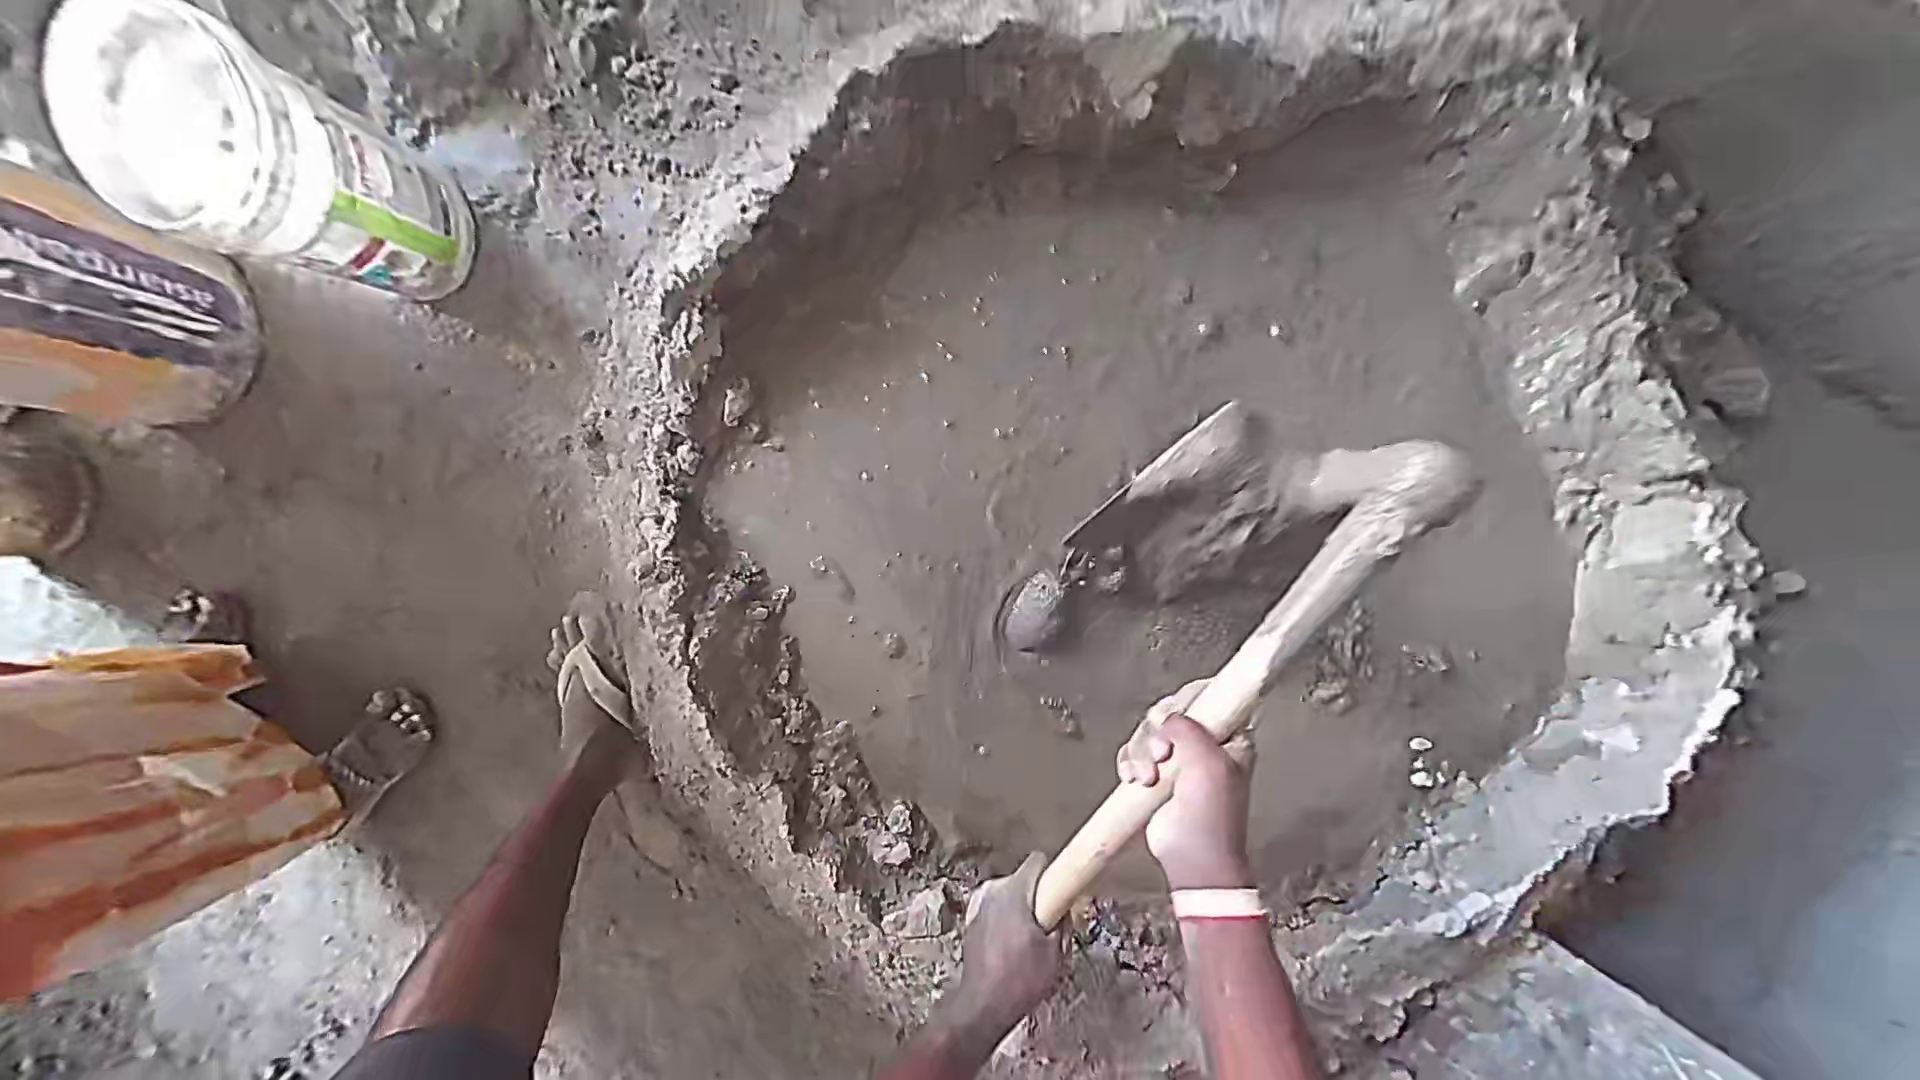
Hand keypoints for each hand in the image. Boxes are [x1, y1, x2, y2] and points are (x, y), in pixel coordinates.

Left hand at [955, 852, 1063, 1023]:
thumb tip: (1063, 908)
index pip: (1038, 862)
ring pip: (1009, 894)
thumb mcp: (1056, 953)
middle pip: (1023, 879)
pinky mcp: (971, 918)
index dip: (1052, 875)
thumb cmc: (1021, 978)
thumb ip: (1063, 922)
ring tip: (1028, 942)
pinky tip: (1010, 948)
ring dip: (1020, 909)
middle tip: (1047, 926)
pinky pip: (996, 908)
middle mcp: (994, 889)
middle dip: (1037, 898)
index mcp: (1015, 889)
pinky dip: (1005, 919)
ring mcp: (979, 903)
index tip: (1059, 895)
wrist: (983, 1005)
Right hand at [1116, 679, 1255, 889]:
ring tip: (1147, 778)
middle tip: (1160, 756)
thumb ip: (1187, 727)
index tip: (1170, 721)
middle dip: (1155, 735)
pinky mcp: (1155, 775)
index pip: (1205, 698)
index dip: (1184, 703)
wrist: (1192, 857)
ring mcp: (1178, 760)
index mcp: (1228, 737)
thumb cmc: (1211, 814)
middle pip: (1167, 714)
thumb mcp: (1208, 762)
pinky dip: (1128, 762)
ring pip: (1146, 733)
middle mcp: (1203, 744)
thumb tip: (1167, 718)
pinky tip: (1132, 779)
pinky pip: (1132, 752)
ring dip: (1140, 753)